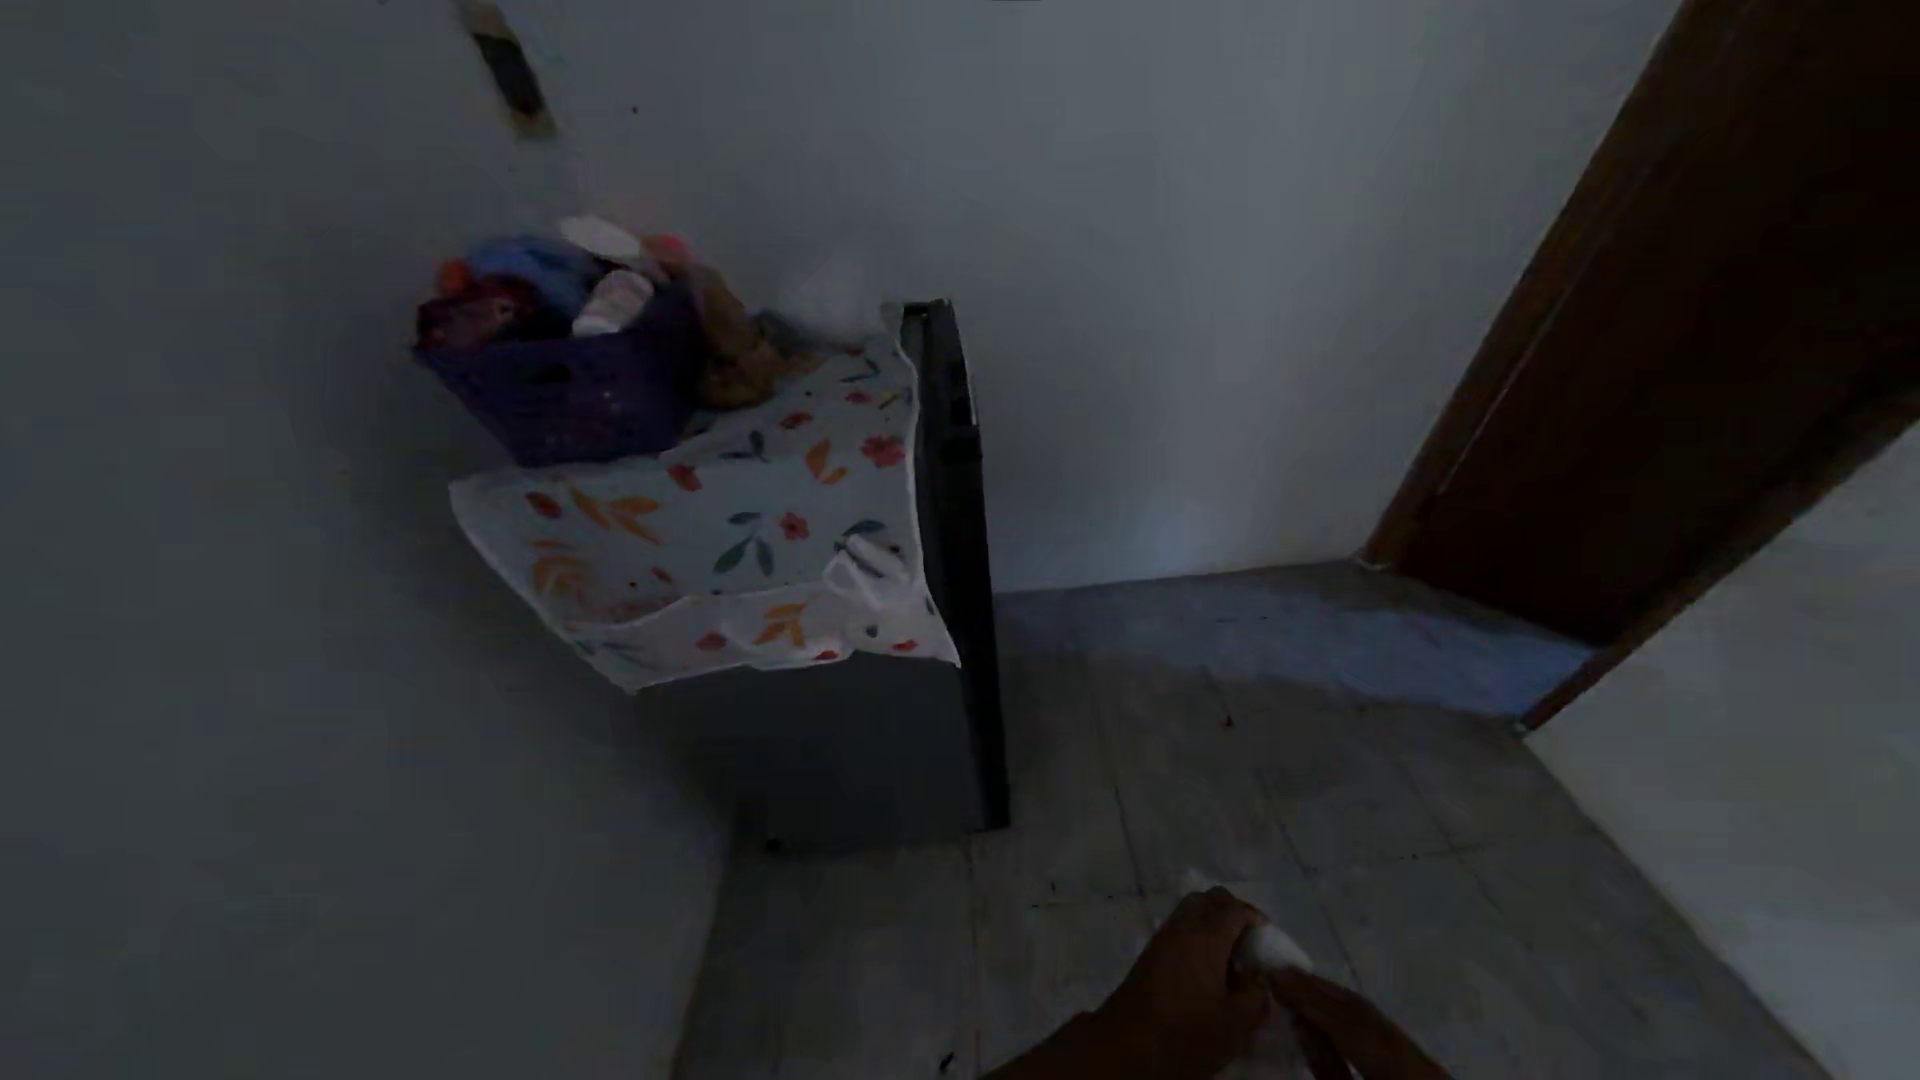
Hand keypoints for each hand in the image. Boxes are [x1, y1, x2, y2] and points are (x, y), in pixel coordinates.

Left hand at [1091, 887, 1271, 1079]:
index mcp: (1206, 936)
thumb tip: (1258, 979)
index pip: (1233, 908)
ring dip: (1212, 920)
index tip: (1268, 937)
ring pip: (1191, 908)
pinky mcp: (1153, 949)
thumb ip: (1255, 998)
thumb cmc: (1187, 1031)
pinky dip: (1197, 932)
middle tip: (1249, 941)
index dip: (1254, 916)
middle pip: (1209, 898)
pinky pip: (1180, 925)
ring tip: (1230, 956)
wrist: (1131, 1040)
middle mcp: (1183, 926)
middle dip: (1232, 910)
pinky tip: (1208, 965)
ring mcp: (1164, 935)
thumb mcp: (1235, 1025)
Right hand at [1267, 969, 1452, 1079]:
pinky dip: (1355, 1016)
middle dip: (1321, 992)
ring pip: (1378, 1020)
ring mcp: (1431, 1068)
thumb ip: (1326, 1069)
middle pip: (1367, 1017)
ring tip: (1298, 984)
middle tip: (1279, 973)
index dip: (1311, 998)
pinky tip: (1330, 1008)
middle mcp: (1423, 1067)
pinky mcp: (1428, 1071)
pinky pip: (1388, 1032)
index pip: (1354, 1027)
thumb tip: (1299, 1019)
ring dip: (1335, 999)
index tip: (1273, 976)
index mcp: (1404, 1076)